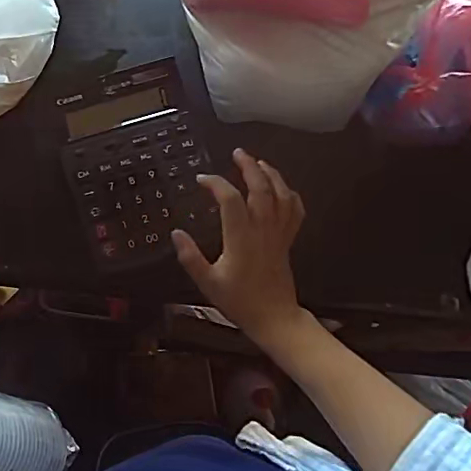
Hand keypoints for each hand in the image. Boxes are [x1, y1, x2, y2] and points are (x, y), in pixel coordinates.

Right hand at [172, 148, 306, 342]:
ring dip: (271, 175)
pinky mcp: (287, 241)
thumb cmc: (238, 301)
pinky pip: (294, 211)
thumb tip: (176, 233)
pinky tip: (281, 188)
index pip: (230, 200)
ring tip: (259, 163)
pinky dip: (289, 194)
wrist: (274, 317)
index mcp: (241, 239)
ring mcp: (279, 234)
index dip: (216, 184)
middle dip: (250, 168)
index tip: (201, 180)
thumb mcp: (207, 282)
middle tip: (237, 154)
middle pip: (261, 189)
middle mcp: (263, 231)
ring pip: (282, 196)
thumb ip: (190, 256)